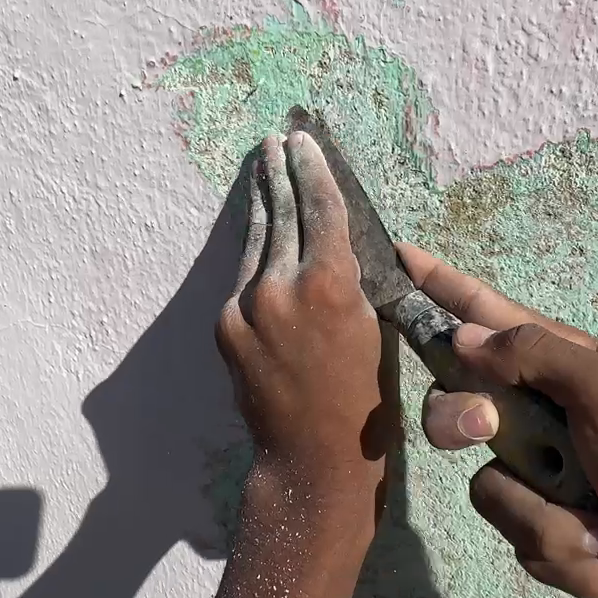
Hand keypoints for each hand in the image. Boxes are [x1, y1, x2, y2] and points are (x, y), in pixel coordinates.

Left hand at [217, 132, 389, 524]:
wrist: (310, 458)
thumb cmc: (364, 398)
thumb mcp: (373, 327)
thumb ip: (347, 279)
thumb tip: (331, 241)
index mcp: (330, 285)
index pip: (321, 209)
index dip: (314, 170)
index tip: (304, 141)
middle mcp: (281, 287)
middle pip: (281, 214)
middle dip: (280, 172)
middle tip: (276, 140)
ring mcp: (246, 306)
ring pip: (256, 239)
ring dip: (261, 201)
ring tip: (261, 166)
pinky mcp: (224, 325)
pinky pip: (243, 275)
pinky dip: (254, 248)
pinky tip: (257, 226)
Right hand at [401, 244, 597, 597]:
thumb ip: (536, 358)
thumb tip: (465, 336)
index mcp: (576, 367)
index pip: (495, 313)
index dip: (447, 286)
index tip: (403, 255)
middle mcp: (554, 414)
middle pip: (464, 402)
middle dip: (464, 423)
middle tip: (487, 434)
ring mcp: (553, 476)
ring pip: (488, 481)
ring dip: (546, 517)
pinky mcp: (554, 532)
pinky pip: (518, 534)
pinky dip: (564, 554)